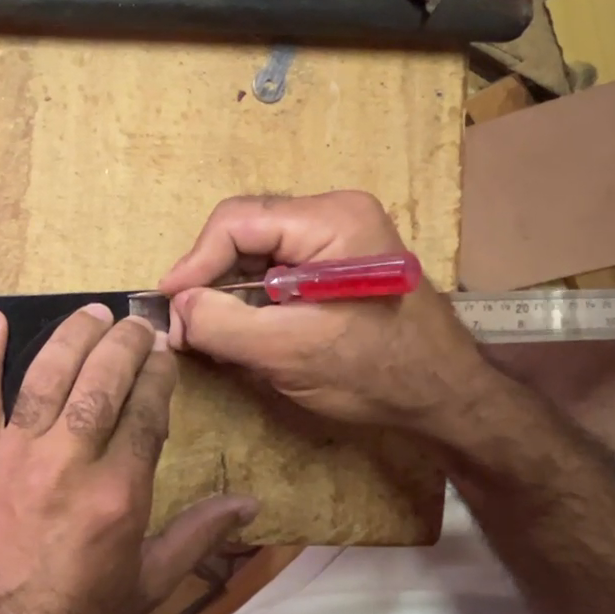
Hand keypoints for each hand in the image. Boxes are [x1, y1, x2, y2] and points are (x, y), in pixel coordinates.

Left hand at [0, 304, 257, 613]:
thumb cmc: (77, 610)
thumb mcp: (148, 582)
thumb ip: (198, 536)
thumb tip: (250, 503)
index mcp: (118, 492)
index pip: (146, 413)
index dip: (158, 376)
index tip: (164, 353)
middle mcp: (70, 461)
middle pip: (102, 384)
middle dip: (125, 346)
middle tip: (136, 325)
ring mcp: (17, 453)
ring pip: (48, 378)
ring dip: (73, 338)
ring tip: (92, 314)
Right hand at [159, 192, 495, 433]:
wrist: (445, 398)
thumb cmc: (376, 373)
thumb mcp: (288, 352)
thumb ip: (222, 325)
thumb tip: (175, 307)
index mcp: (332, 220)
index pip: (236, 222)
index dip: (194, 262)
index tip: (170, 305)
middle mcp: (333, 215)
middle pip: (242, 234)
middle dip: (208, 281)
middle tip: (188, 327)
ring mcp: (334, 238)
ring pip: (252, 254)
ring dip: (225, 295)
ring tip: (212, 336)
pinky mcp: (331, 264)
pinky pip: (271, 271)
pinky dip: (248, 302)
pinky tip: (242, 333)